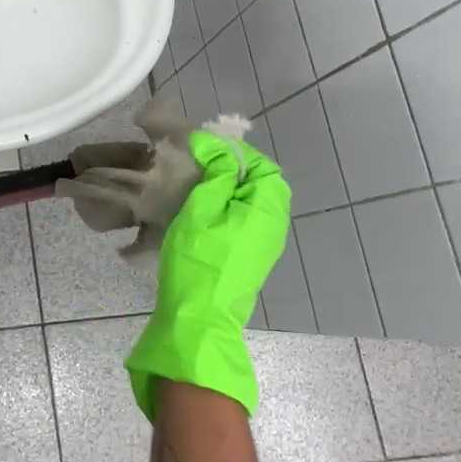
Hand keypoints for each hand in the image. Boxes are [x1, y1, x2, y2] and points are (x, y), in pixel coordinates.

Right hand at [123, 128, 290, 418]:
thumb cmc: (200, 258)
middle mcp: (272, 224)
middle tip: (192, 163)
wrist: (197, 317)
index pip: (261, 164)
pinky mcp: (245, 257)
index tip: (201, 148)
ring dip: (220, 188)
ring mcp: (260, 244)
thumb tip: (215, 144)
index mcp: (267, 208)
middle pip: (255, 182)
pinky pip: (238, 220)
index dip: (233, 151)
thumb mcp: (203, 206)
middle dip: (226, 168)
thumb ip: (217, 170)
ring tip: (188, 183)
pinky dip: (219, 208)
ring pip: (244, 202)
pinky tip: (193, 211)